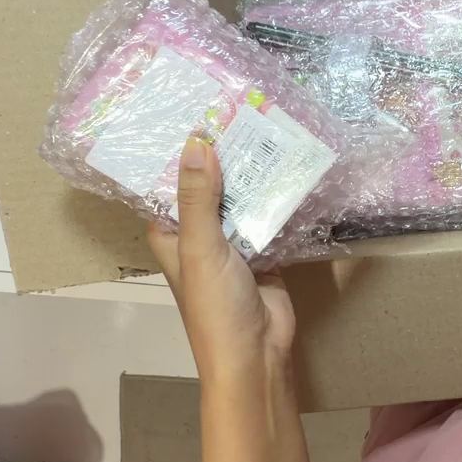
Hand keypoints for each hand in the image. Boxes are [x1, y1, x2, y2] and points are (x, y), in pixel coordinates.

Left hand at [148, 135, 296, 379]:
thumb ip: (198, 197)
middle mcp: (200, 234)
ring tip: (271, 131)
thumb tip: (196, 142)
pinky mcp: (266, 252)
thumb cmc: (214, 305)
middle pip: (211, 186)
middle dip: (224, 157)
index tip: (193, 110)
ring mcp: (234, 243)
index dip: (178, 150)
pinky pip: (271, 218)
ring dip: (255, 176)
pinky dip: (280, 200)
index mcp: (171, 233)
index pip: (168, 182)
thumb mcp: (200, 247)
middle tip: (243, 111)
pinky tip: (293, 169)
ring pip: (243, 200)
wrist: (257, 352)